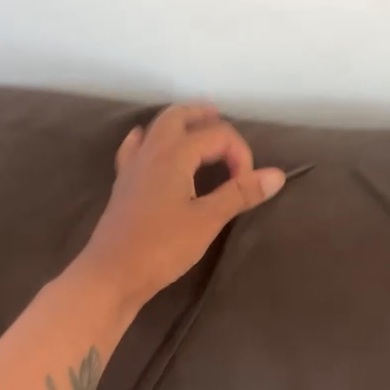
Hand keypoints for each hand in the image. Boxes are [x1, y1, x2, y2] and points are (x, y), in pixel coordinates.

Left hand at [73, 102, 285, 312]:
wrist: (112, 273)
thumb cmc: (162, 247)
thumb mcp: (208, 220)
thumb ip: (240, 194)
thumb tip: (277, 175)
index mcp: (175, 154)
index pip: (217, 135)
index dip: (240, 155)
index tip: (247, 186)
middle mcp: (152, 151)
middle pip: (178, 116)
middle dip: (203, 116)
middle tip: (223, 122)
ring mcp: (134, 166)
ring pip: (156, 128)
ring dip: (180, 123)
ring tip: (197, 131)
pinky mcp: (124, 183)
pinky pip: (136, 147)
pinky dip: (149, 139)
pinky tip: (151, 146)